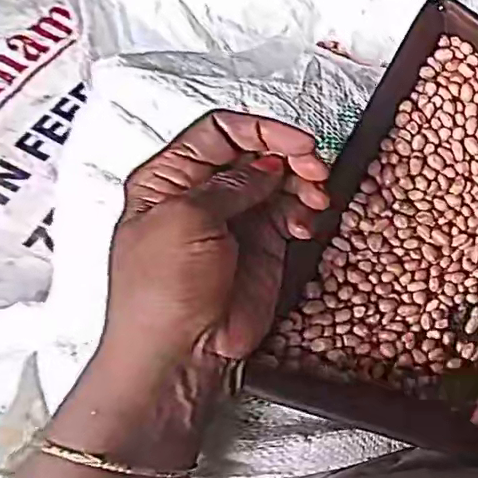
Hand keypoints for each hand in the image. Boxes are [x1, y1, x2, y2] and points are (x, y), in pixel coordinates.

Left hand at [101, 111, 331, 372]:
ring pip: (282, 184)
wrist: (183, 346)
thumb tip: (266, 165)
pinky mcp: (265, 246)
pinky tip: (304, 228)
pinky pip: (293, 215)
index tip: (301, 143)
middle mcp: (206, 194)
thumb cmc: (161, 287)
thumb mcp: (186, 221)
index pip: (220, 133)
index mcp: (171, 177)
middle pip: (258, 155)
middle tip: (316, 171)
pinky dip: (306, 215)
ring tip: (315, 202)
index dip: (263, 131)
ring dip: (304, 187)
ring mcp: (239, 220)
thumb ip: (229, 186)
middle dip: (292, 158)